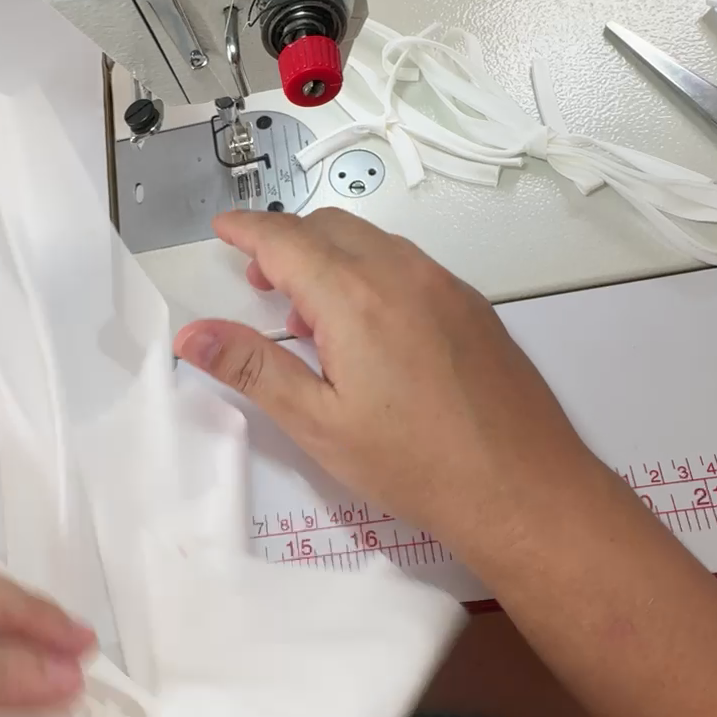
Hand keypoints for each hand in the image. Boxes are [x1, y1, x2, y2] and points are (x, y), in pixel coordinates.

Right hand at [173, 209, 605, 569]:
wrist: (523, 488)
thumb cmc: (414, 463)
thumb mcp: (318, 422)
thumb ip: (252, 369)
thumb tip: (192, 334)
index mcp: (356, 297)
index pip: (286, 239)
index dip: (247, 229)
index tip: (222, 229)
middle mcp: (404, 273)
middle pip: (330, 228)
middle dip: (285, 242)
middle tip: (258, 280)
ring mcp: (446, 285)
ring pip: (372, 242)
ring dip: (328, 256)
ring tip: (309, 313)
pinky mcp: (472, 305)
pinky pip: (407, 265)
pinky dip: (369, 271)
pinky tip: (368, 327)